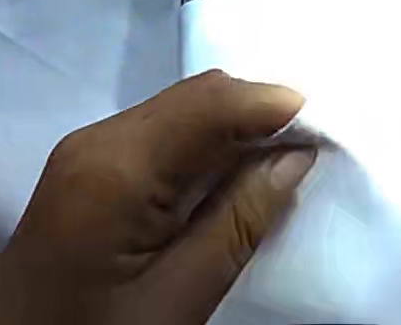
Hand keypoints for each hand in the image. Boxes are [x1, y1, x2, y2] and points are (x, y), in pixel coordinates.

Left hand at [0, 71, 313, 324]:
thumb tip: (293, 156)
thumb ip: (237, 221)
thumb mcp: (176, 302)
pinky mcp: (83, 166)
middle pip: (188, 99)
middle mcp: (96, 137)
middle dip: (249, 109)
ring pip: (174, 110)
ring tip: (273, 153)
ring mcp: (84, 148)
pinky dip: (196, 142)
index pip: (204, 105)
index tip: (316, 114)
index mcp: (114, 164)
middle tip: (303, 139)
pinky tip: (222, 170)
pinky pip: (154, 133)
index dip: (263, 100)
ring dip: (225, 125)